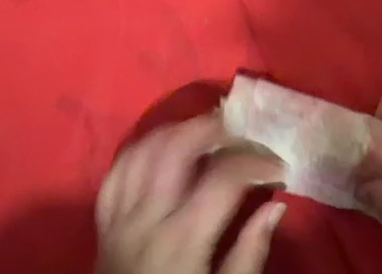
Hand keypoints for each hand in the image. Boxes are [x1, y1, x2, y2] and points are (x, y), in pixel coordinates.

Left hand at [96, 114, 286, 273]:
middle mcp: (147, 219)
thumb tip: (274, 206)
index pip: (223, 178)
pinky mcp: (103, 224)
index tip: (278, 166)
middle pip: (177, 147)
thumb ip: (249, 254)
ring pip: (144, 150)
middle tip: (241, 132)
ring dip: (177, 130)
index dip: (256, 162)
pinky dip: (141, 150)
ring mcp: (120, 219)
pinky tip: (163, 149)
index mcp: (182, 241)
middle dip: (213, 128)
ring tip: (205, 133)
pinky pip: (116, 171)